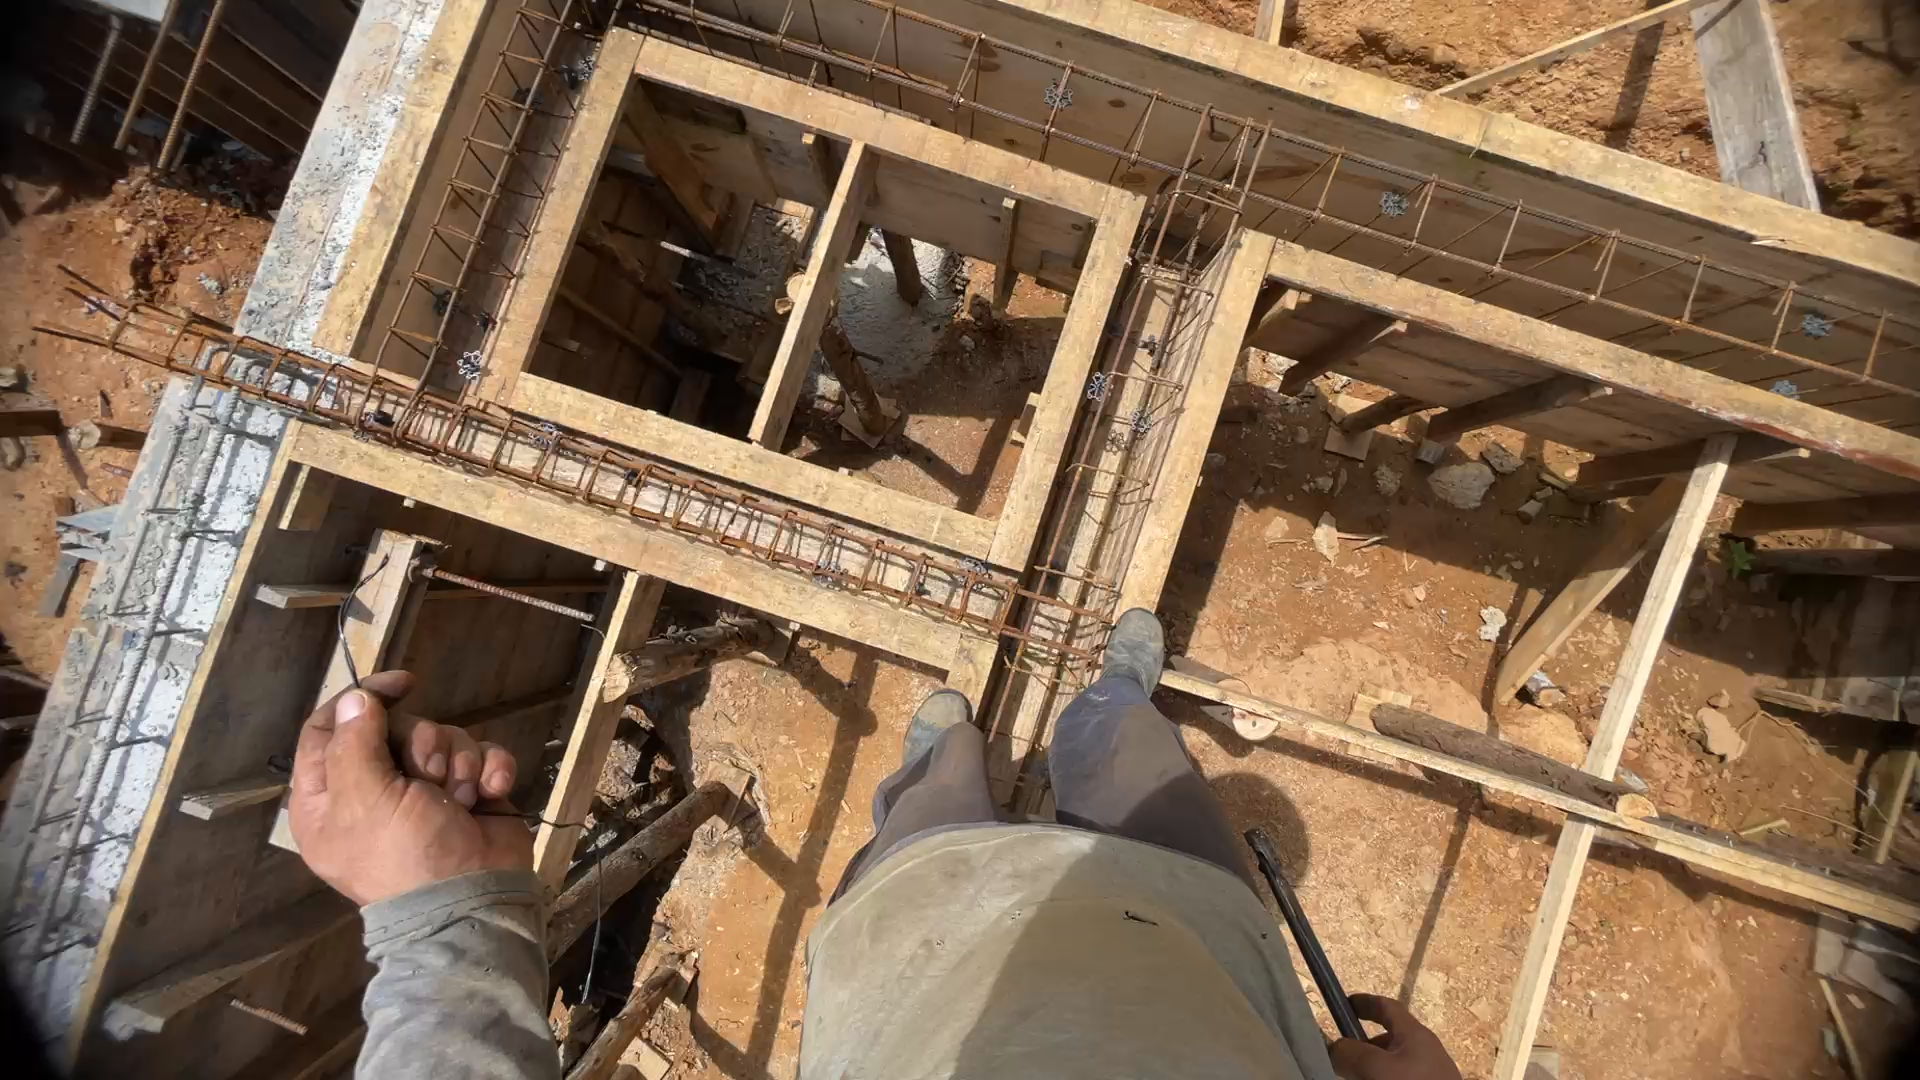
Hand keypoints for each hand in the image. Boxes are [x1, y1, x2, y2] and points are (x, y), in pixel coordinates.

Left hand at [290, 670, 533, 905]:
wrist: (473, 894)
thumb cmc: (406, 854)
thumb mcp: (367, 802)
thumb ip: (355, 746)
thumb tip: (355, 699)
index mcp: (333, 794)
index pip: (331, 728)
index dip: (363, 700)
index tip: (403, 684)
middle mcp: (377, 786)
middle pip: (399, 727)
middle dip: (425, 745)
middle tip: (429, 776)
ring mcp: (428, 788)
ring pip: (447, 737)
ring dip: (461, 762)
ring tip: (463, 797)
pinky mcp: (473, 787)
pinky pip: (485, 753)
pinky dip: (493, 769)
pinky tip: (493, 792)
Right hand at [1329, 994, 1461, 1079]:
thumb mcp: (1373, 1068)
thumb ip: (1348, 1052)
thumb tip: (1335, 1049)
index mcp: (1417, 1035)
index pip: (1387, 1006)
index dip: (1363, 1002)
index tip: (1341, 1005)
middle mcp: (1430, 1053)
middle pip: (1392, 1038)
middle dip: (1365, 1044)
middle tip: (1345, 1056)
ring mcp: (1436, 1077)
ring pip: (1398, 1064)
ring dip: (1375, 1068)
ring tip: (1358, 1078)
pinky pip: (1406, 1079)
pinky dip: (1388, 1079)